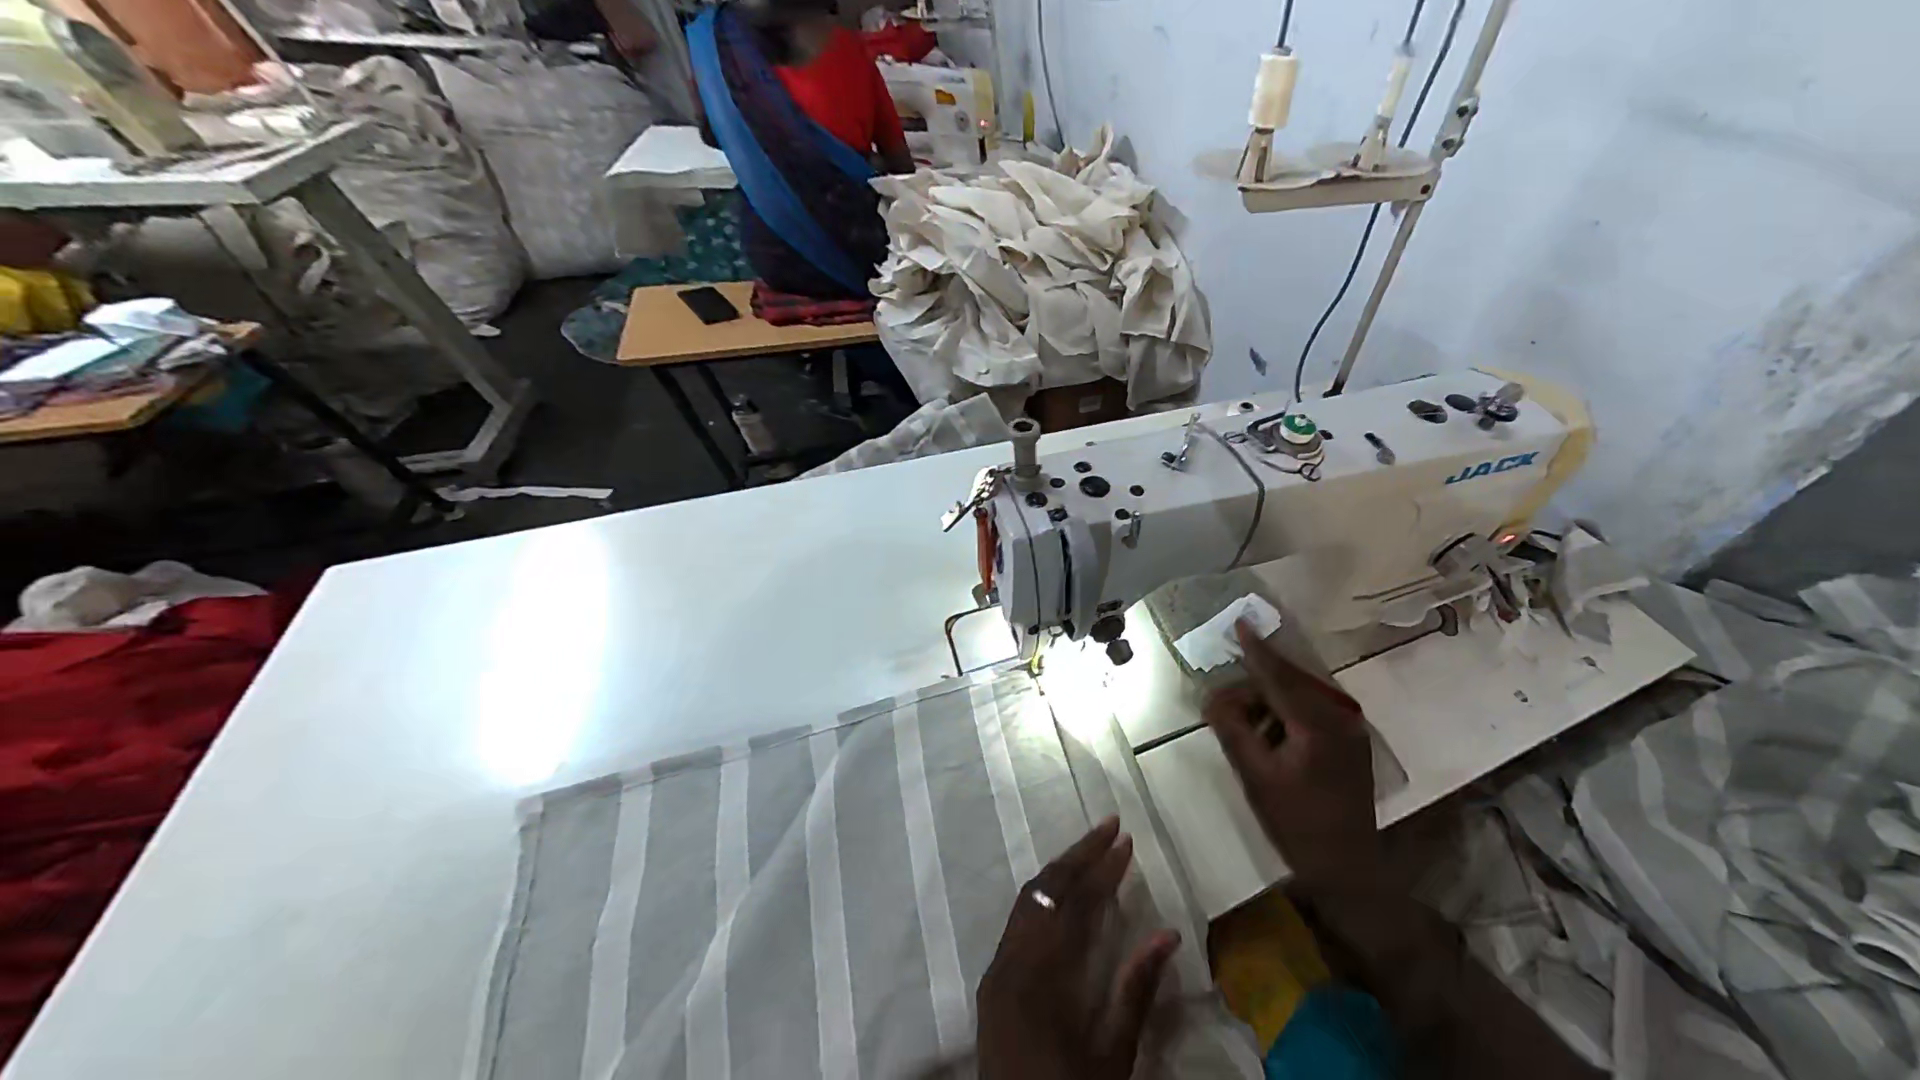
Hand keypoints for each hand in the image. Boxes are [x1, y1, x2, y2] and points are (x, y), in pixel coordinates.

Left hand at [977, 817, 1180, 1079]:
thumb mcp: (1113, 1055)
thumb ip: (1137, 990)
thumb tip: (1168, 934)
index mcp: (1042, 974)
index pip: (1076, 903)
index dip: (1102, 869)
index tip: (1125, 841)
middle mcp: (1012, 959)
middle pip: (1045, 888)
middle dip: (1079, 854)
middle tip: (1110, 827)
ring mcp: (996, 967)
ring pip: (1027, 900)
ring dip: (1059, 871)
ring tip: (1091, 850)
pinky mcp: (992, 980)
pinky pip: (1017, 921)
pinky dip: (1043, 897)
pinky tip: (1062, 894)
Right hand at [1205, 619, 1381, 890]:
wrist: (1345, 866)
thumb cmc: (1296, 821)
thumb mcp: (1255, 774)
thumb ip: (1232, 728)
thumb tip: (1212, 697)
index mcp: (1318, 724)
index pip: (1279, 677)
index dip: (1256, 651)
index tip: (1240, 623)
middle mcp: (1341, 718)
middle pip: (1289, 684)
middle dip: (1254, 687)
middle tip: (1222, 704)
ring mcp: (1350, 731)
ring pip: (1299, 698)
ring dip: (1268, 704)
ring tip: (1243, 729)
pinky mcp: (1350, 743)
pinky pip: (1311, 713)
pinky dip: (1285, 716)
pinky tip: (1267, 737)